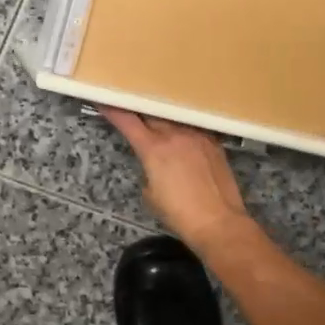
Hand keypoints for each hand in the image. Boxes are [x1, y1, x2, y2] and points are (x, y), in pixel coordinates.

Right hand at [100, 107, 259, 252]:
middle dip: (140, 116)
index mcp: (153, 148)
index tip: (104, 102)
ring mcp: (196, 136)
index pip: (127, 122)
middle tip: (133, 116)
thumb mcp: (150, 194)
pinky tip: (185, 142)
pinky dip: (184, 133)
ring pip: (174, 120)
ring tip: (160, 128)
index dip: (113, 111)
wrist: (219, 222)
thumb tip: (154, 165)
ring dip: (164, 123)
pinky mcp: (214, 142)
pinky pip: (193, 129)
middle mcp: (175, 135)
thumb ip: (148, 171)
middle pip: (151, 115)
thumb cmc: (180, 214)